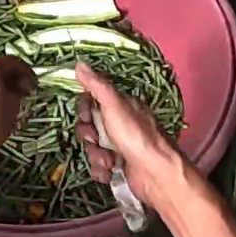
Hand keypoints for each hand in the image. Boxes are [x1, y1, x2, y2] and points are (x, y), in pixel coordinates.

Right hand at [74, 62, 193, 205]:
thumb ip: (96, 85)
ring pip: (93, 147)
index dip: (85, 110)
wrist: (155, 173)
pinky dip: (101, 171)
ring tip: (109, 162)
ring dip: (96, 156)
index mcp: (122, 105)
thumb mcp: (114, 104)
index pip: (93, 101)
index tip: (86, 116)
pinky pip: (99, 166)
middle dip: (89, 137)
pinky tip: (109, 173)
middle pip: (90, 126)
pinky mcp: (120, 165)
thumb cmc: (135, 135)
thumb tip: (80, 63)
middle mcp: (121, 123)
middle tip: (96, 140)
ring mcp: (121, 145)